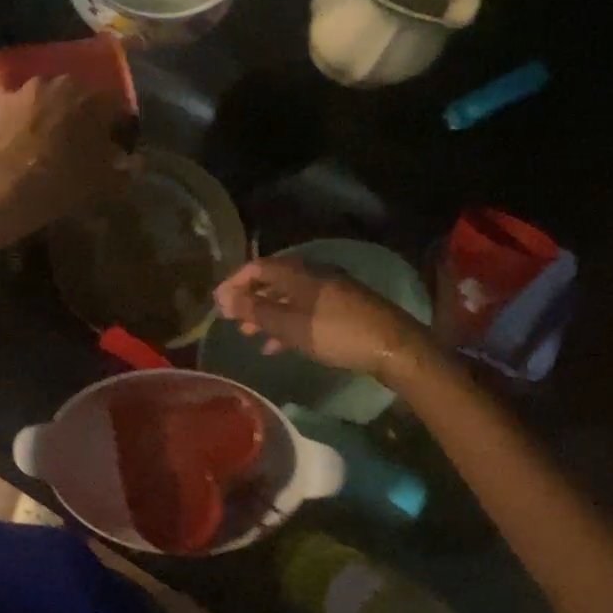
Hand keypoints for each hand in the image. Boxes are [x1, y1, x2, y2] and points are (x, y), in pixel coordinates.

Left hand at [0, 76, 132, 215]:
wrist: (5, 182)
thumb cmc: (62, 180)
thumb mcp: (103, 181)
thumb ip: (124, 169)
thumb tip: (136, 163)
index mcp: (96, 99)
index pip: (114, 106)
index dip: (115, 125)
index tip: (113, 143)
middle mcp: (65, 83)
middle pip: (80, 96)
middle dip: (82, 114)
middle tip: (80, 140)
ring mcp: (30, 88)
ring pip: (50, 97)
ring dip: (52, 111)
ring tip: (48, 138)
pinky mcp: (3, 99)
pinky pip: (22, 105)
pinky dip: (25, 117)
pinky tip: (23, 136)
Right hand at [213, 257, 433, 376]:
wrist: (393, 345)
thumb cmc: (334, 331)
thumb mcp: (288, 324)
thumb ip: (253, 310)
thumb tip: (222, 298)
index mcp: (297, 271)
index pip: (255, 267)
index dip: (234, 283)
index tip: (219, 304)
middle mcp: (312, 273)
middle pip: (272, 281)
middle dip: (250, 300)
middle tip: (233, 321)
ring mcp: (331, 289)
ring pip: (289, 298)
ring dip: (268, 314)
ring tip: (252, 336)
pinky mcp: (344, 307)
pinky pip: (306, 309)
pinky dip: (289, 323)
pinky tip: (280, 345)